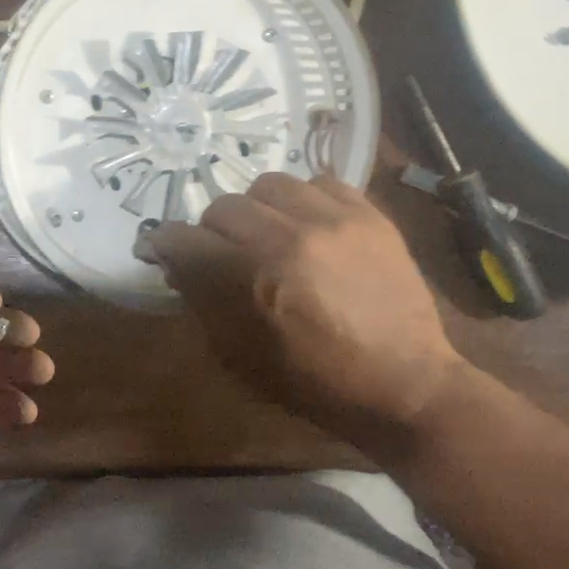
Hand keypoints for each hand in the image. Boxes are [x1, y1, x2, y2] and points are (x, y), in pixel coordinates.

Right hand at [148, 173, 465, 436]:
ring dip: (257, 209)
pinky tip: (308, 227)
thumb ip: (203, 303)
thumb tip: (178, 265)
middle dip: (212, 232)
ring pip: (268, 185)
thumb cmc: (313, 382)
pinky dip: (303, 202)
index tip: (162, 252)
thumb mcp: (239, 355)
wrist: (405, 385)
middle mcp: (287, 237)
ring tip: (269, 234)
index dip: (163, 244)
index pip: (182, 238)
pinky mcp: (369, 215)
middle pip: (222, 207)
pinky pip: (318, 183)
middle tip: (224, 255)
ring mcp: (333, 220)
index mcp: (251, 279)